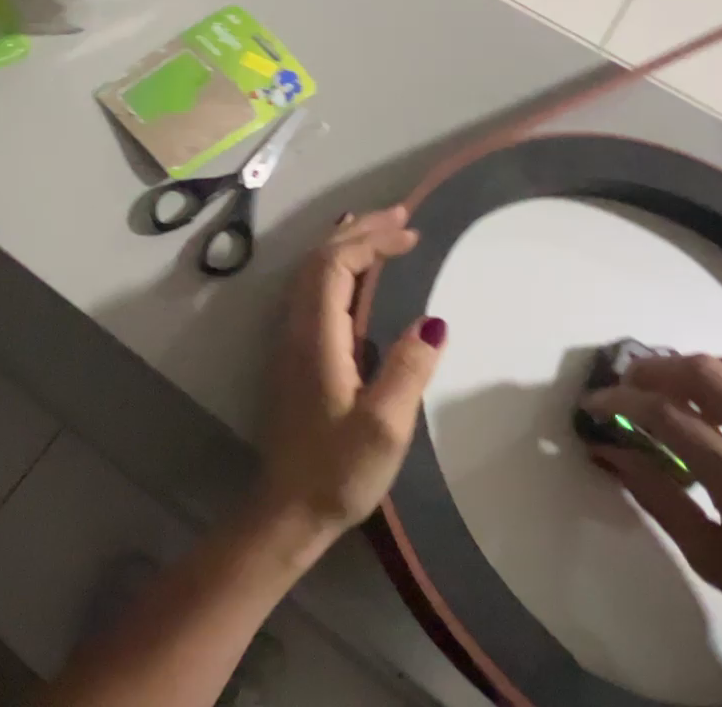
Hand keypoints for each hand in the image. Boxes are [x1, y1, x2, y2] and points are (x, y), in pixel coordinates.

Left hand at [256, 207, 446, 559]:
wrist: (289, 506)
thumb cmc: (338, 471)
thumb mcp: (384, 427)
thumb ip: (406, 370)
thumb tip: (432, 320)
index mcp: (317, 338)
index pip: (335, 266)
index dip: (371, 242)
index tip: (412, 233)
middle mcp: (296, 330)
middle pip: (319, 262)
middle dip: (359, 232)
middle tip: (401, 215)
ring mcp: (291, 342)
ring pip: (312, 275)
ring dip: (344, 246)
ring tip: (379, 228)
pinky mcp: (295, 356)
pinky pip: (312, 294)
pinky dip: (335, 270)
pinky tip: (353, 276)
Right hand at [586, 354, 721, 706]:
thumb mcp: (710, 558)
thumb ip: (655, 495)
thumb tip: (607, 451)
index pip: (667, 416)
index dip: (619, 401)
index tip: (593, 405)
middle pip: (705, 374)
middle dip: (653, 369)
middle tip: (627, 384)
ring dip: (695, 368)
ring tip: (670, 386)